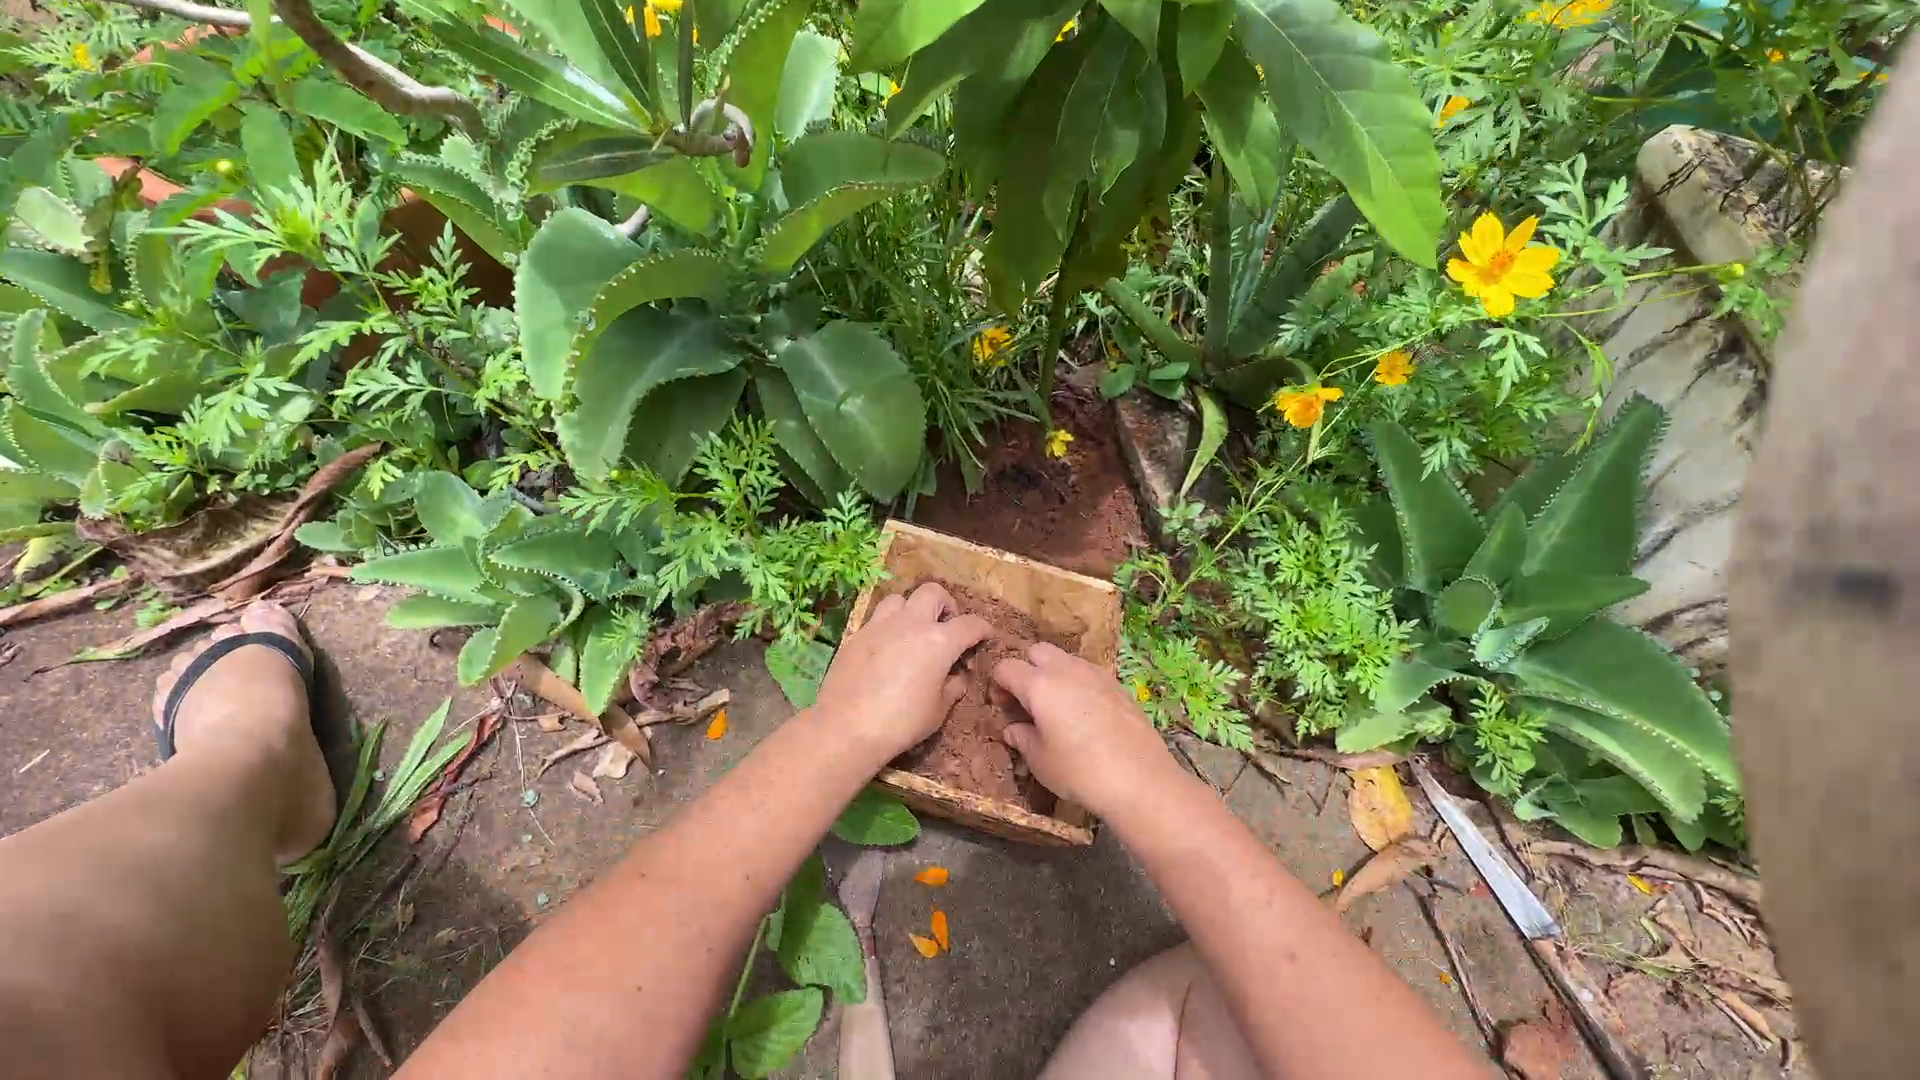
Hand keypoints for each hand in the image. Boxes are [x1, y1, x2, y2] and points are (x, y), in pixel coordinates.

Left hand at [813, 583, 990, 763]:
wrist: (847, 726)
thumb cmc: (901, 722)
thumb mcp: (937, 711)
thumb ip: (952, 688)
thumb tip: (957, 677)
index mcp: (939, 641)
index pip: (969, 624)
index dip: (982, 628)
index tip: (985, 636)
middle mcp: (911, 624)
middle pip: (933, 592)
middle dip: (945, 604)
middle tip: (946, 625)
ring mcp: (880, 625)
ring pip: (900, 599)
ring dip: (912, 610)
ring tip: (913, 631)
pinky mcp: (857, 635)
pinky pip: (877, 619)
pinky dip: (888, 627)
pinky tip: (887, 649)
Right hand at [992, 643, 1183, 818]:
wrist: (1141, 780)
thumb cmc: (1081, 772)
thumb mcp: (1040, 761)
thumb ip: (1022, 738)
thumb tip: (1013, 728)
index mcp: (1040, 685)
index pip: (1006, 668)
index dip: (998, 685)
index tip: (1003, 708)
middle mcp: (1067, 670)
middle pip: (1037, 652)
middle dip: (1027, 671)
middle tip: (1028, 703)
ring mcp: (1096, 674)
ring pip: (1065, 660)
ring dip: (1053, 675)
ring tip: (1056, 709)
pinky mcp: (1118, 686)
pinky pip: (1089, 673)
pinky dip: (1078, 684)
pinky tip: (1084, 715)